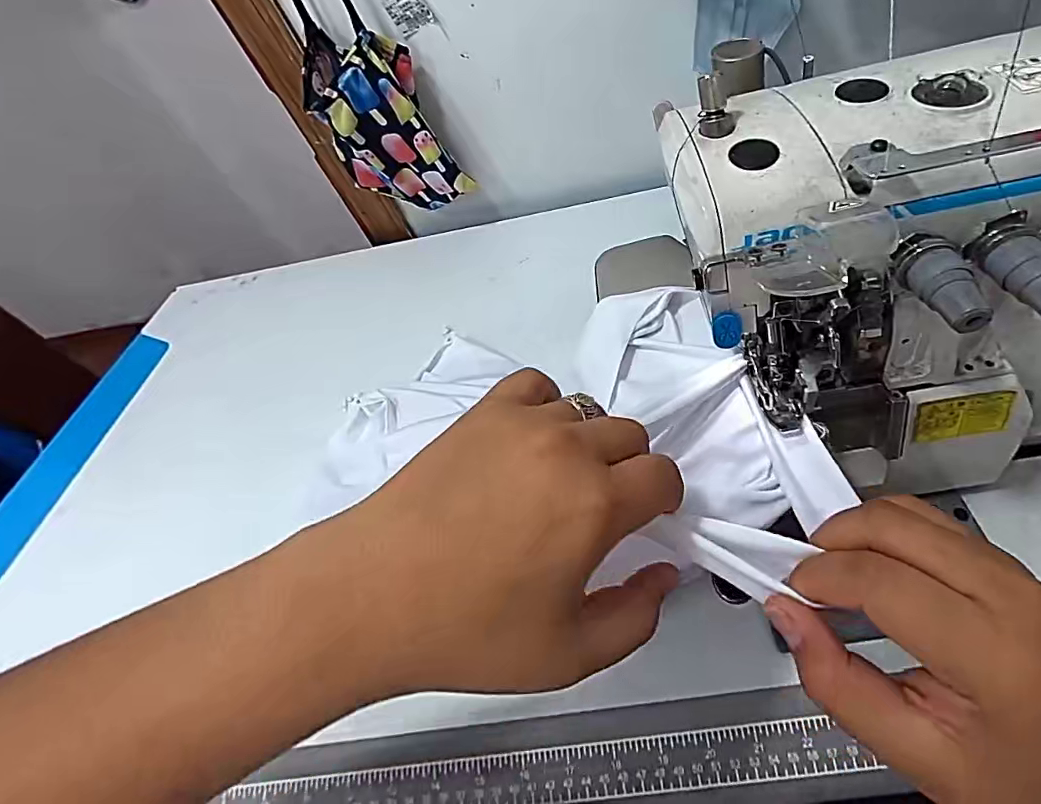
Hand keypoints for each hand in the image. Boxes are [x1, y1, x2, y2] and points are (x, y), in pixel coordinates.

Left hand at [289, 369, 684, 697]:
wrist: (374, 593)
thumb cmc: (470, 630)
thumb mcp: (567, 654)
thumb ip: (636, 617)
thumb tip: (665, 572)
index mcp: (597, 503)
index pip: (664, 475)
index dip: (663, 499)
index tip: (643, 520)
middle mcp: (568, 449)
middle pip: (632, 436)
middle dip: (630, 471)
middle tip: (598, 508)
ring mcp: (523, 422)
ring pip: (588, 412)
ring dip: (588, 442)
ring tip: (556, 480)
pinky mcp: (485, 411)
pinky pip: (537, 385)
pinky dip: (545, 406)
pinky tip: (527, 442)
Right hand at [764, 497, 1040, 803]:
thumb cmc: (1030, 788)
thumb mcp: (922, 760)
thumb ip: (841, 687)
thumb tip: (789, 619)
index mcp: (995, 655)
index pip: (880, 580)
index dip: (820, 575)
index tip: (790, 587)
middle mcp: (1012, 597)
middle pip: (892, 525)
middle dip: (832, 537)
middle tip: (803, 572)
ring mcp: (1016, 574)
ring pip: (908, 510)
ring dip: (856, 528)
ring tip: (832, 567)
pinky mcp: (1009, 564)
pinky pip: (931, 520)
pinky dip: (885, 530)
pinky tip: (870, 562)